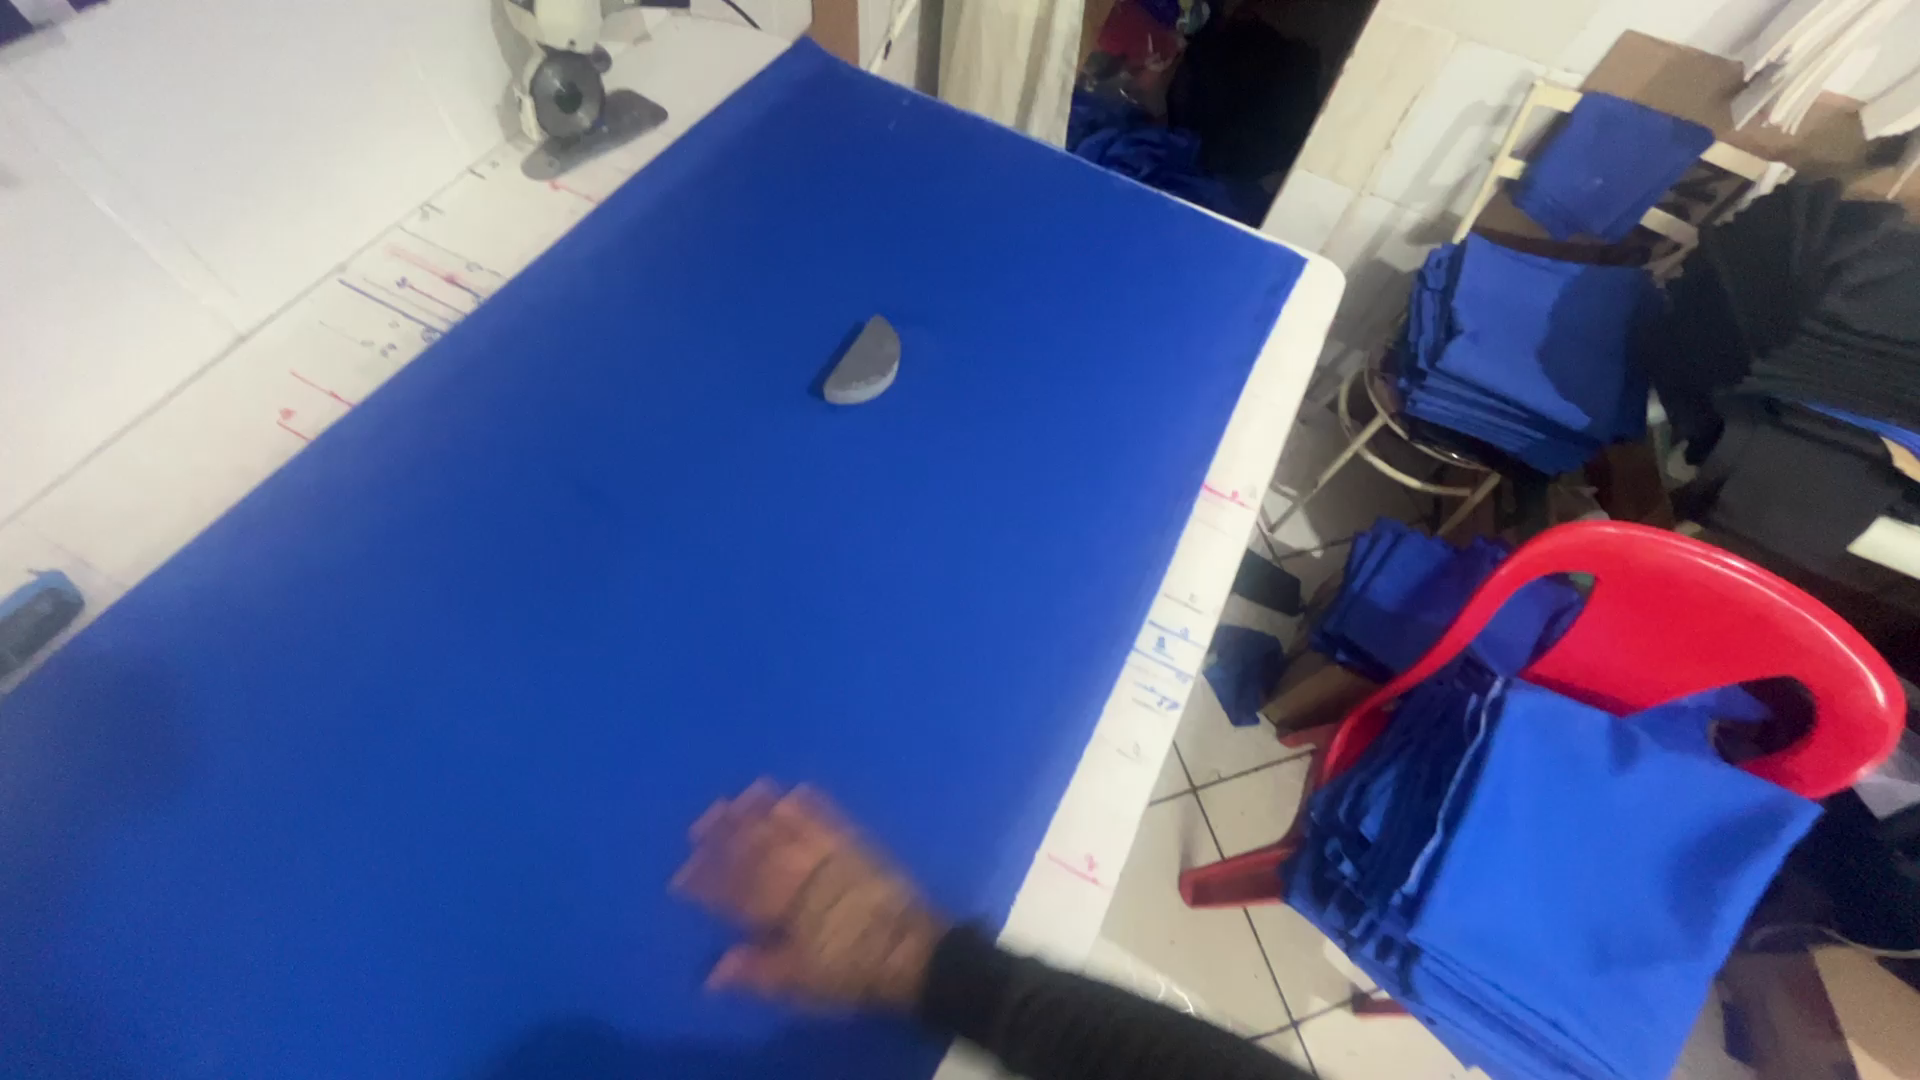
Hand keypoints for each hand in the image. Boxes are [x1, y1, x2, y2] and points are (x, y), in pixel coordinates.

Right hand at [672, 780, 948, 1010]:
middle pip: (760, 848)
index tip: (682, 873)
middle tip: (704, 816)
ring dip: (765, 809)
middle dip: (729, 832)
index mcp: (785, 907)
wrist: (909, 948)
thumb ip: (757, 969)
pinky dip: (811, 803)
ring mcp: (831, 853)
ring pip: (790, 826)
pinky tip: (797, 789)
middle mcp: (804, 872)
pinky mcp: (856, 843)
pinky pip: (828, 817)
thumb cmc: (851, 969)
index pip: (737, 890)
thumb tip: (714, 969)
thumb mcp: (801, 980)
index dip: (709, 881)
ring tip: (743, 793)